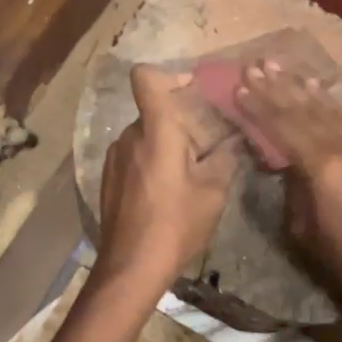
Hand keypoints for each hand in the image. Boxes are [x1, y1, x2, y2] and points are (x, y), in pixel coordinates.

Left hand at [94, 64, 240, 292]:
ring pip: (144, 134)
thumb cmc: (175, 224)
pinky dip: (152, 160)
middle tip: (208, 141)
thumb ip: (223, 157)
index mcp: (155, 130)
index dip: (167, 74)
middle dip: (180, 119)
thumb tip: (232, 140)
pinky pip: (134, 154)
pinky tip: (168, 189)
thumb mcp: (213, 192)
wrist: (131, 267)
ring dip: (166, 142)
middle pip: (153, 109)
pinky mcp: (109, 177)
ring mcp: (115, 157)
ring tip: (191, 170)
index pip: (146, 78)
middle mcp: (129, 135)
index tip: (191, 88)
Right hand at [233, 60, 341, 310]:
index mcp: (324, 167)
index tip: (239, 86)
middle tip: (254, 66)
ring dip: (301, 86)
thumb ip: (293, 188)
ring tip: (278, 66)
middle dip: (276, 88)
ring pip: (328, 107)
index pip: (283, 127)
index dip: (258, 106)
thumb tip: (285, 162)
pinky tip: (316, 88)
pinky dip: (328, 100)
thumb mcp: (305, 231)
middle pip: (304, 110)